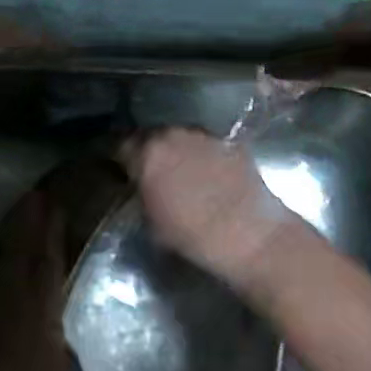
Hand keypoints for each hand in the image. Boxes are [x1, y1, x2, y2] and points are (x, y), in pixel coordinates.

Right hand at [123, 127, 295, 283]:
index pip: (122, 146)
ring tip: (184, 169)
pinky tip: (211, 171)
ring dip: (179, 148)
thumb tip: (140, 185)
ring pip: (181, 135)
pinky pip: (208, 142)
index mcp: (147, 154)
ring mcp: (203, 134)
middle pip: (153, 135)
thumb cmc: (192, 236)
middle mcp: (173, 134)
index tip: (123, 169)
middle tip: (154, 169)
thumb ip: (141, 193)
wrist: (248, 233)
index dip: (122, 158)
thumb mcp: (152, 221)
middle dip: (151, 150)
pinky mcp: (229, 139)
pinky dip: (205, 153)